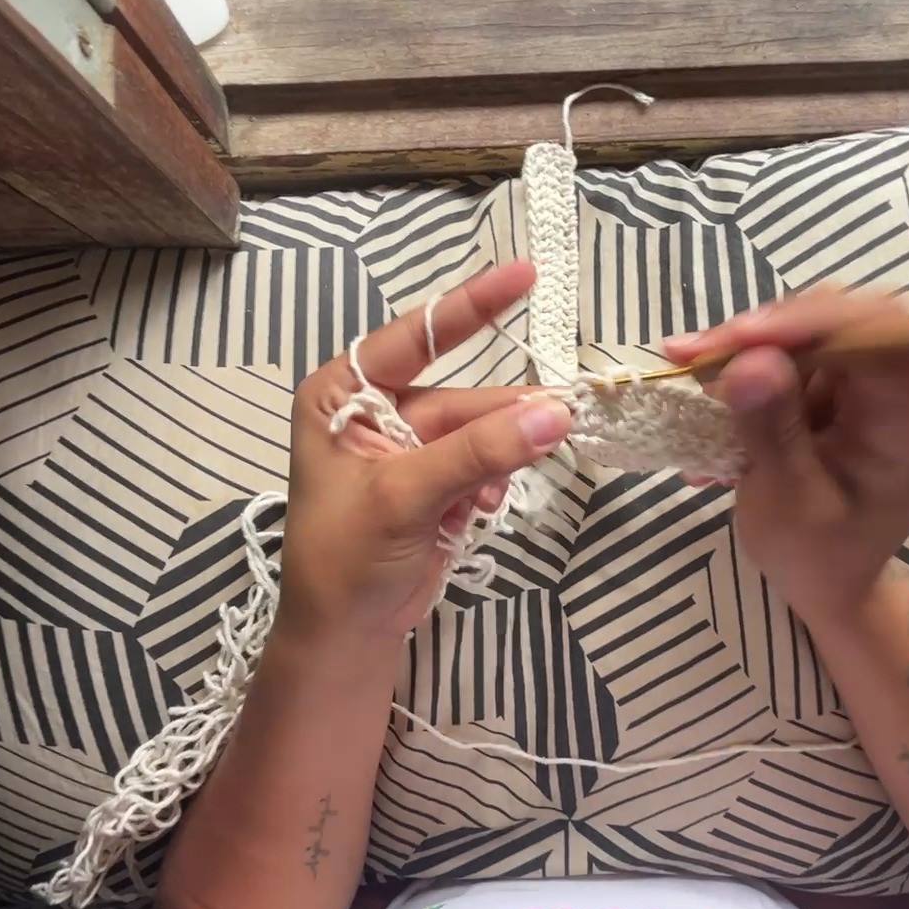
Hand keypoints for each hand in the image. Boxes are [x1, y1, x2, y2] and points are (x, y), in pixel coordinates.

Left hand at [281, 262, 572, 643]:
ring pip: (480, 433)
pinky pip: (483, 464)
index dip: (471, 306)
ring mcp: (410, 448)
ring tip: (496, 491)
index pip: (413, 337)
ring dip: (501, 457)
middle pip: (460, 397)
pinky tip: (480, 509)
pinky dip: (492, 483)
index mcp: (344, 394)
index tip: (525, 273)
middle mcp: (376, 411)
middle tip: (564, 417)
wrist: (345, 634)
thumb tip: (554, 413)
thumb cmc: (345, 558)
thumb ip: (477, 452)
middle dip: (504, 416)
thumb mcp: (404, 496)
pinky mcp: (434, 482)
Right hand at [664, 288, 908, 618]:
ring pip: (813, 328)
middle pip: (847, 320)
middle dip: (768, 329)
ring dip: (747, 345)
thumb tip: (748, 360)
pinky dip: (745, 362)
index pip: (888, 339)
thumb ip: (772, 431)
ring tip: (691, 369)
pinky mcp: (839, 388)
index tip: (741, 339)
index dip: (817, 322)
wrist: (826, 581)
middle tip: (697, 353)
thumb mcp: (788, 502)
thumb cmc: (815, 556)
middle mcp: (903, 393)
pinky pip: (793, 351)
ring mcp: (869, 386)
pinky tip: (706, 385)